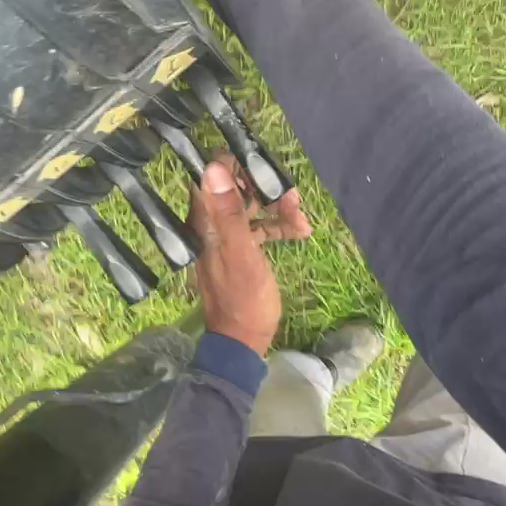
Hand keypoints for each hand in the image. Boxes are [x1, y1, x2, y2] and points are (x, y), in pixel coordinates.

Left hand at [189, 155, 309, 354]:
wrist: (243, 341)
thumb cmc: (244, 300)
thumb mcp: (241, 254)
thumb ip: (229, 211)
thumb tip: (213, 166)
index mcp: (204, 222)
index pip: (212, 175)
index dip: (238, 165)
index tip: (265, 168)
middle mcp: (210, 224)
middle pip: (236, 187)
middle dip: (266, 187)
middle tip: (293, 200)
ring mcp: (226, 237)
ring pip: (252, 206)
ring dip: (278, 207)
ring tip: (302, 219)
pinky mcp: (241, 249)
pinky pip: (259, 227)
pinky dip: (279, 226)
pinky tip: (300, 232)